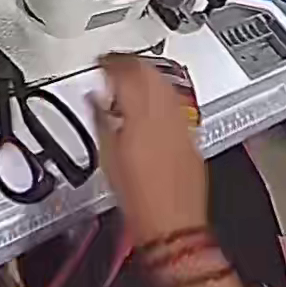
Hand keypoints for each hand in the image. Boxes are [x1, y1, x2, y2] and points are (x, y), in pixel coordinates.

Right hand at [95, 54, 206, 242]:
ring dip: (147, 74)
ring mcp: (181, 123)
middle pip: (148, 72)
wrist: (171, 225)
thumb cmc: (138, 197)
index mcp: (140, 115)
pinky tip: (152, 98)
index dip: (111, 62)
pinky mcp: (191, 135)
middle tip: (114, 63)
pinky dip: (161, 92)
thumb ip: (100, 118)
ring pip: (164, 83)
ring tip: (131, 76)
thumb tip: (94, 99)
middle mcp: (164, 114)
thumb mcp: (107, 154)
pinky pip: (176, 101)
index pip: (126, 73)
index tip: (101, 61)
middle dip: (130, 62)